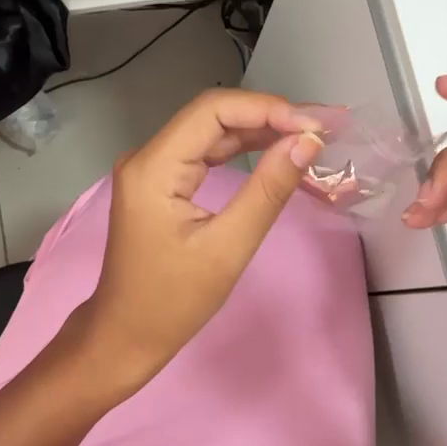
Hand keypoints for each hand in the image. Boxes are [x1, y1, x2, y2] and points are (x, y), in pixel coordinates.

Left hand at [74, 88, 322, 392]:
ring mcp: (152, 167)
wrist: (125, 336)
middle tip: (321, 128)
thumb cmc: (173, 301)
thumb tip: (307, 143)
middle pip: (213, 115)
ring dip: (259, 130)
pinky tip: (276, 150)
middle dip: (269, 116)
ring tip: (308, 137)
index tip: (314, 126)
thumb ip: (268, 190)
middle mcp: (147, 156)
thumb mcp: (228, 248)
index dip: (267, 109)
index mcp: (153, 167)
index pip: (213, 111)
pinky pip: (205, 151)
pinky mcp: (161, 181)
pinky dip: (242, 149)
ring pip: (212, 131)